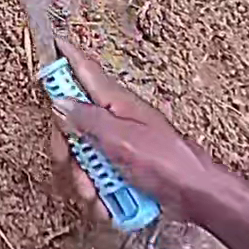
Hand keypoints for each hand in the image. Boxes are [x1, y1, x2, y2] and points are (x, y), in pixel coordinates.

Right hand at [48, 39, 236, 222]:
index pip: (85, 70)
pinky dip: (97, 195)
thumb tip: (59, 101)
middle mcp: (112, 119)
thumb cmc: (166, 162)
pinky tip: (107, 205)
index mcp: (114, 102)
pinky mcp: (119, 169)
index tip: (53, 43)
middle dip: (67, 148)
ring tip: (97, 195)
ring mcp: (115, 145)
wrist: (195, 197)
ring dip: (83, 180)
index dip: (67, 56)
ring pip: (80, 155)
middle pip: (71, 121)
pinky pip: (94, 178)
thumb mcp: (121, 138)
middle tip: (72, 163)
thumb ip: (87, 119)